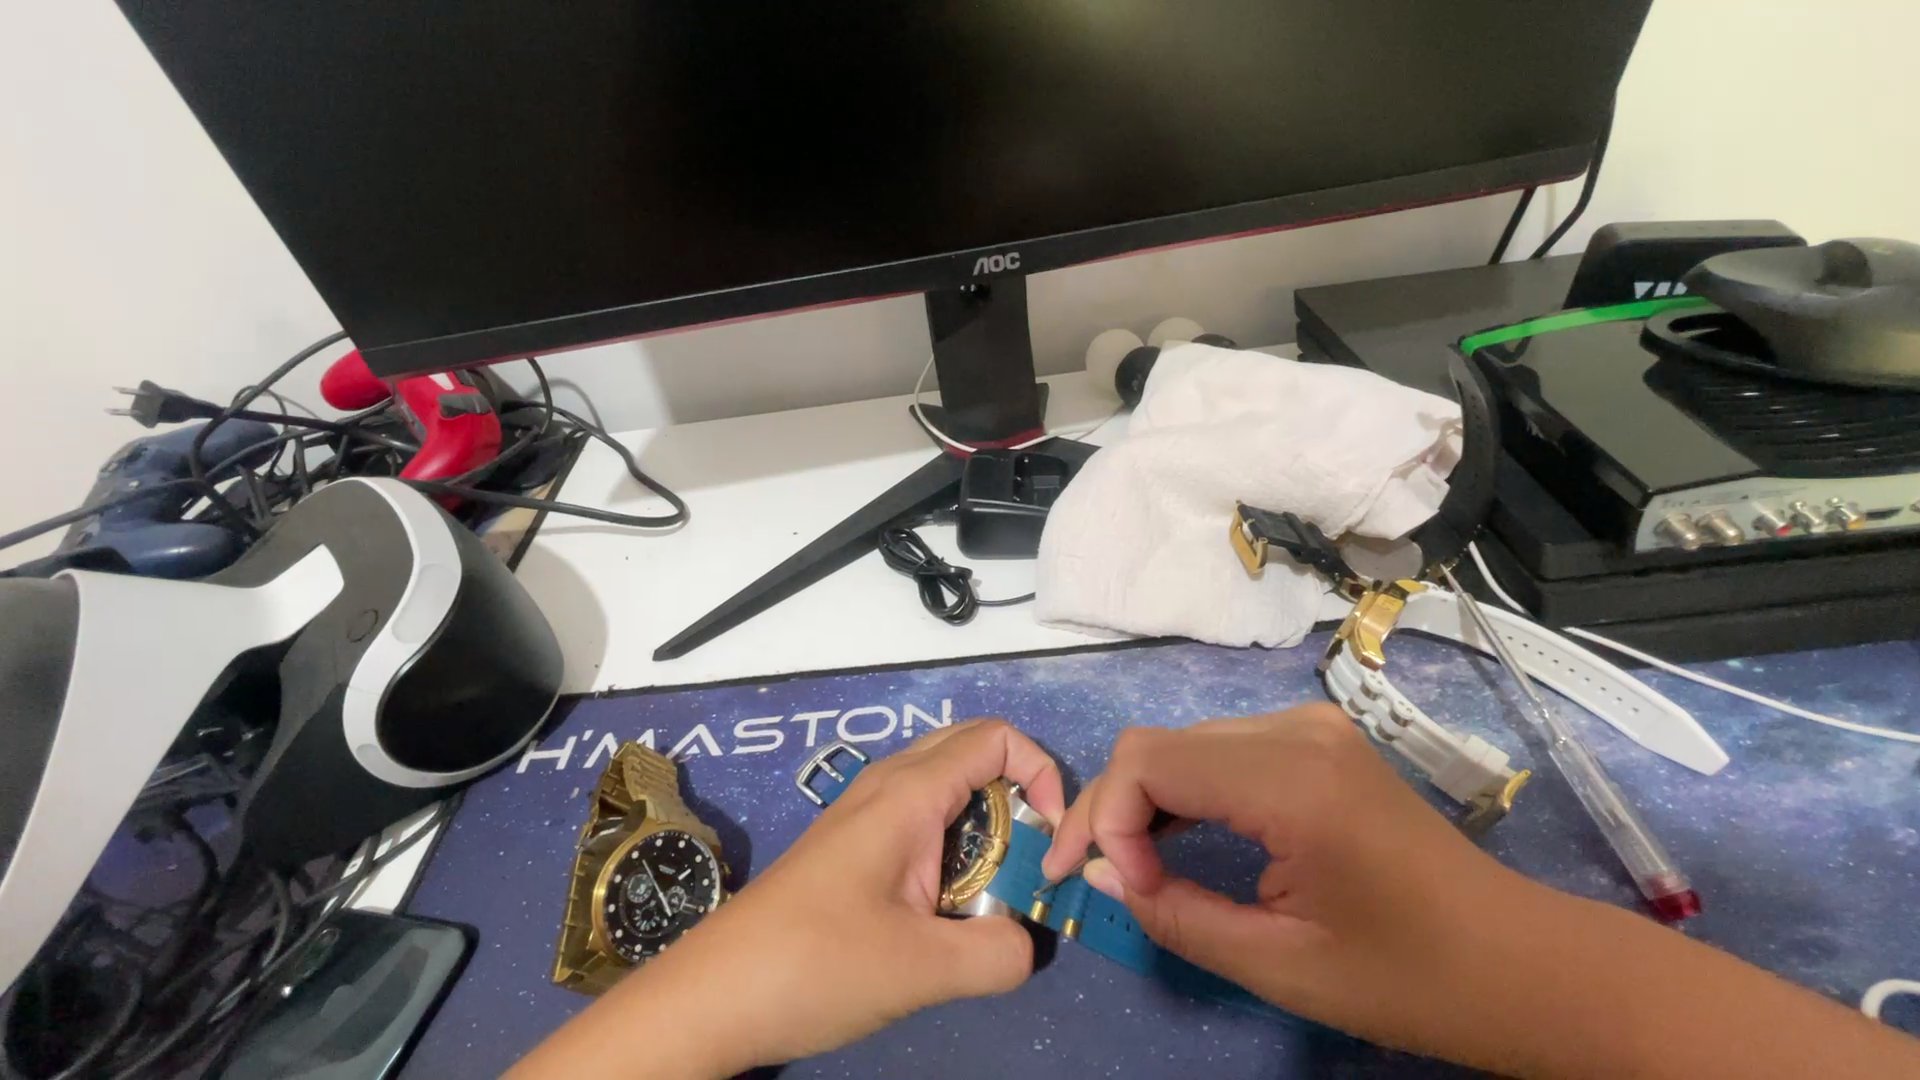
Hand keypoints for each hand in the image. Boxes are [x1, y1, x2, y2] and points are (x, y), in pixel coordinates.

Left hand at [509, 718, 1064, 1078]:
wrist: (713, 995)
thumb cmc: (816, 964)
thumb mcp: (922, 967)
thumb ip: (999, 952)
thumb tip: (1030, 942)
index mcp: (909, 792)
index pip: (996, 738)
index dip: (1042, 772)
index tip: (1055, 838)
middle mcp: (887, 785)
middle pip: (972, 753)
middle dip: (1019, 794)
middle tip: (1033, 861)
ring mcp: (864, 813)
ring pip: (946, 787)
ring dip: (986, 824)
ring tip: (998, 889)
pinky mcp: (852, 845)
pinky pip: (921, 819)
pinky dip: (955, 843)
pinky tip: (950, 902)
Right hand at [1039, 704, 1530, 1059]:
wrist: (1525, 962)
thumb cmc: (1412, 978)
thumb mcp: (1281, 967)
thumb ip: (1174, 915)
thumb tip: (1100, 874)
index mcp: (1293, 781)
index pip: (1149, 760)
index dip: (1105, 817)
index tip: (1113, 886)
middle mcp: (1295, 730)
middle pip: (1157, 745)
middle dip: (1111, 809)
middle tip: (1090, 874)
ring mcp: (1308, 727)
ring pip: (1181, 743)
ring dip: (1143, 799)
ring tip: (1127, 862)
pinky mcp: (1314, 739)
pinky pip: (1218, 749)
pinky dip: (1182, 790)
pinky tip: (1172, 834)